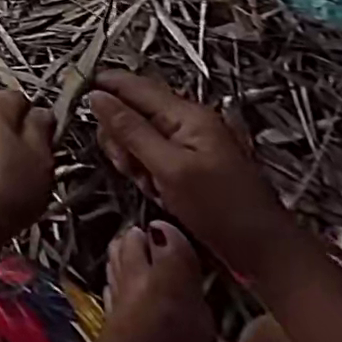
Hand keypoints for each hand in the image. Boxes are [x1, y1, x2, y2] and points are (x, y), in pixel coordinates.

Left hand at [0, 91, 55, 236]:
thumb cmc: (8, 183)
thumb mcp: (40, 154)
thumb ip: (42, 127)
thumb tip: (42, 112)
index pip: (21, 99)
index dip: (39, 119)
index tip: (50, 143)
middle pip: (6, 120)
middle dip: (24, 138)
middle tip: (39, 165)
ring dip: (9, 156)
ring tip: (22, 183)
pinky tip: (2, 191)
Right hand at [87, 71, 297, 275]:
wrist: (267, 256)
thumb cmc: (225, 212)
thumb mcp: (168, 168)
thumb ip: (129, 129)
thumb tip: (96, 96)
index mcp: (186, 113)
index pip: (130, 84)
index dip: (100, 86)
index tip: (73, 96)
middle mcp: (186, 120)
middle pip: (129, 110)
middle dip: (118, 135)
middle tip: (127, 164)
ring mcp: (187, 141)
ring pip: (135, 133)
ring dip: (130, 155)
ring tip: (146, 180)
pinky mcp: (186, 161)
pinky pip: (148, 152)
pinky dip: (144, 168)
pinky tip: (155, 187)